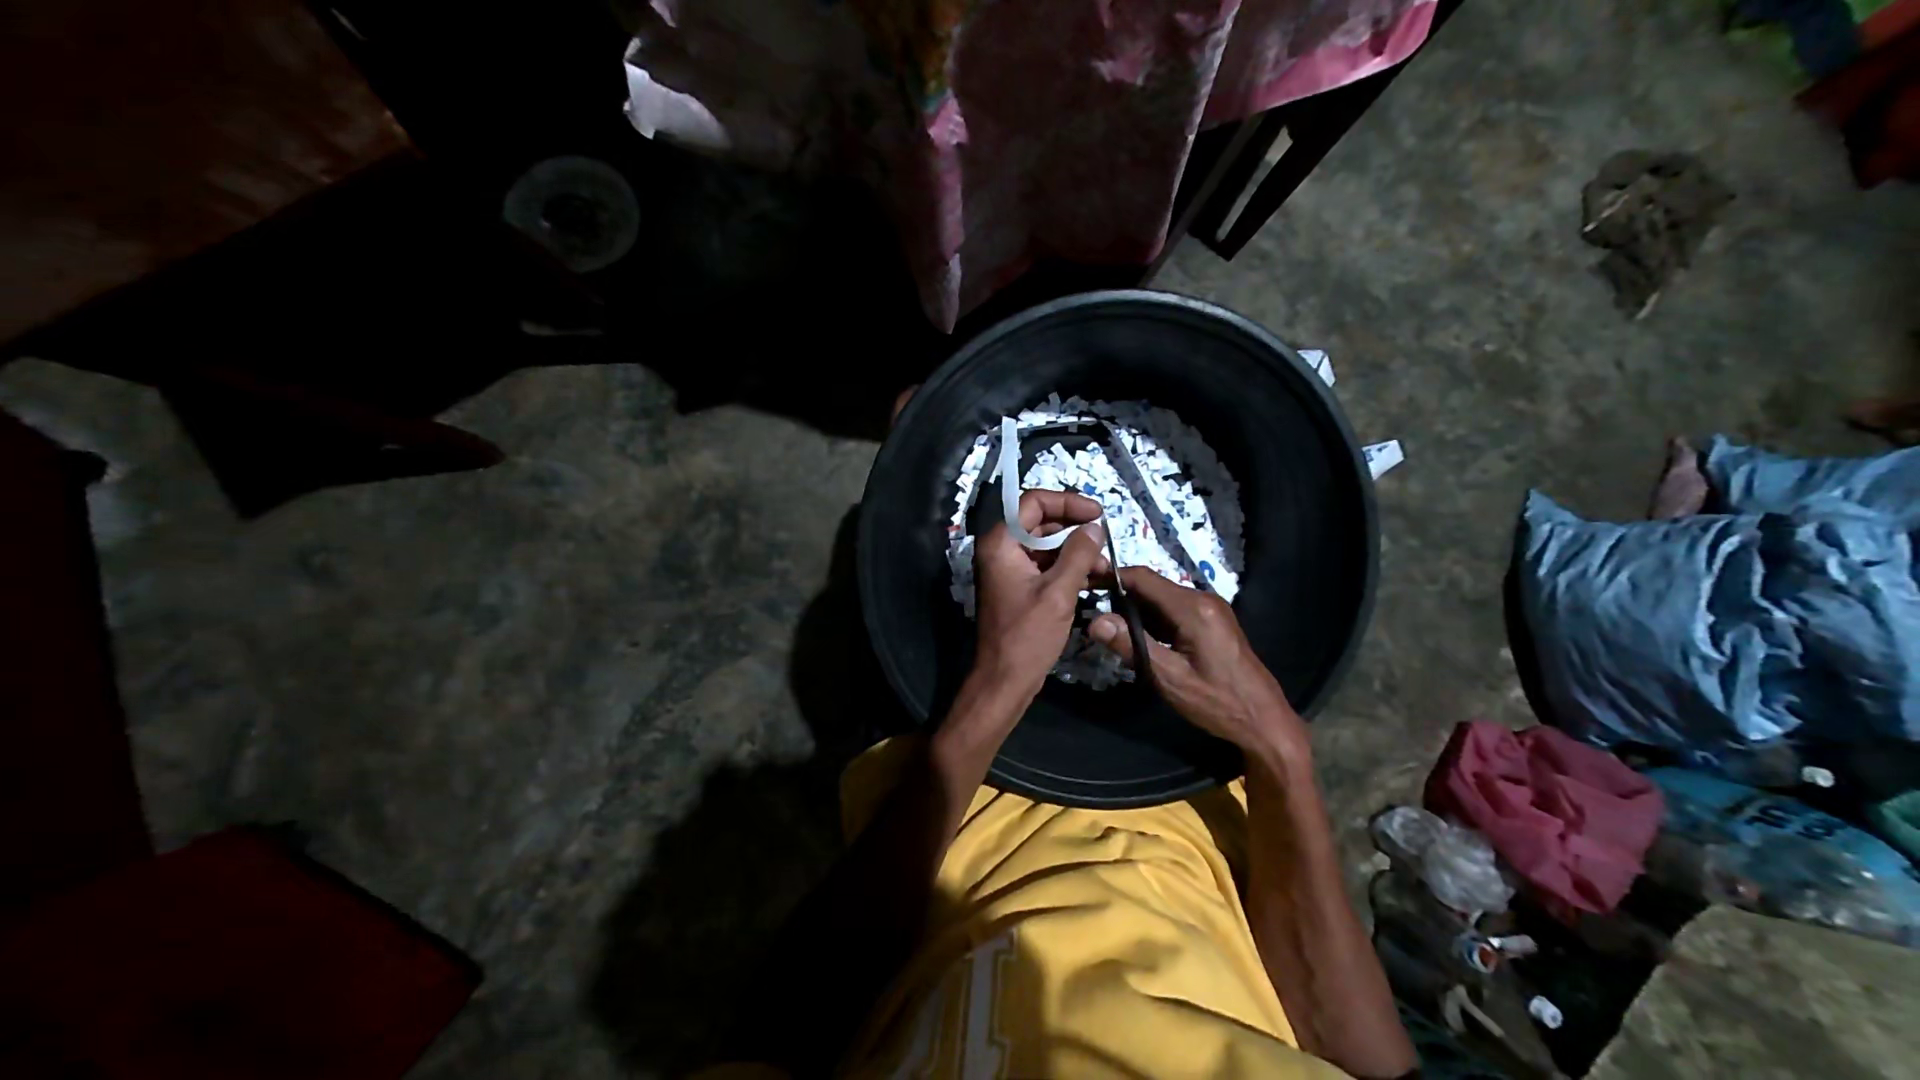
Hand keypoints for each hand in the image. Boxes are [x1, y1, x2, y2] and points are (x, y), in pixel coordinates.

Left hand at [971, 490, 1108, 700]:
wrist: (1004, 679)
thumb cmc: (1027, 635)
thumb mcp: (1058, 592)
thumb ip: (1078, 554)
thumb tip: (1095, 527)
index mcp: (1001, 543)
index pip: (1033, 502)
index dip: (1067, 502)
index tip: (1098, 514)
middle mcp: (1001, 549)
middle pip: (1041, 522)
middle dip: (1075, 529)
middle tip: (1104, 542)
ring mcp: (1009, 568)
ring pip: (1046, 545)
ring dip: (1075, 550)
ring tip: (1104, 567)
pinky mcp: (1019, 586)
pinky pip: (1045, 565)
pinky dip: (1068, 567)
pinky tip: (1093, 578)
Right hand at [1089, 568, 1309, 763]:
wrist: (1264, 721)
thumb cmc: (1217, 702)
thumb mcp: (1169, 677)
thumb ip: (1132, 645)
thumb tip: (1095, 620)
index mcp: (1193, 608)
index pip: (1143, 578)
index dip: (1111, 575)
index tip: (1084, 581)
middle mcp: (1203, 599)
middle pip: (1152, 586)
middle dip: (1120, 596)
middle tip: (1090, 610)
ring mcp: (1210, 609)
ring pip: (1161, 599)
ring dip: (1135, 610)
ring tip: (1108, 627)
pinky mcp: (1212, 621)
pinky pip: (1174, 610)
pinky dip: (1153, 620)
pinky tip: (1138, 638)